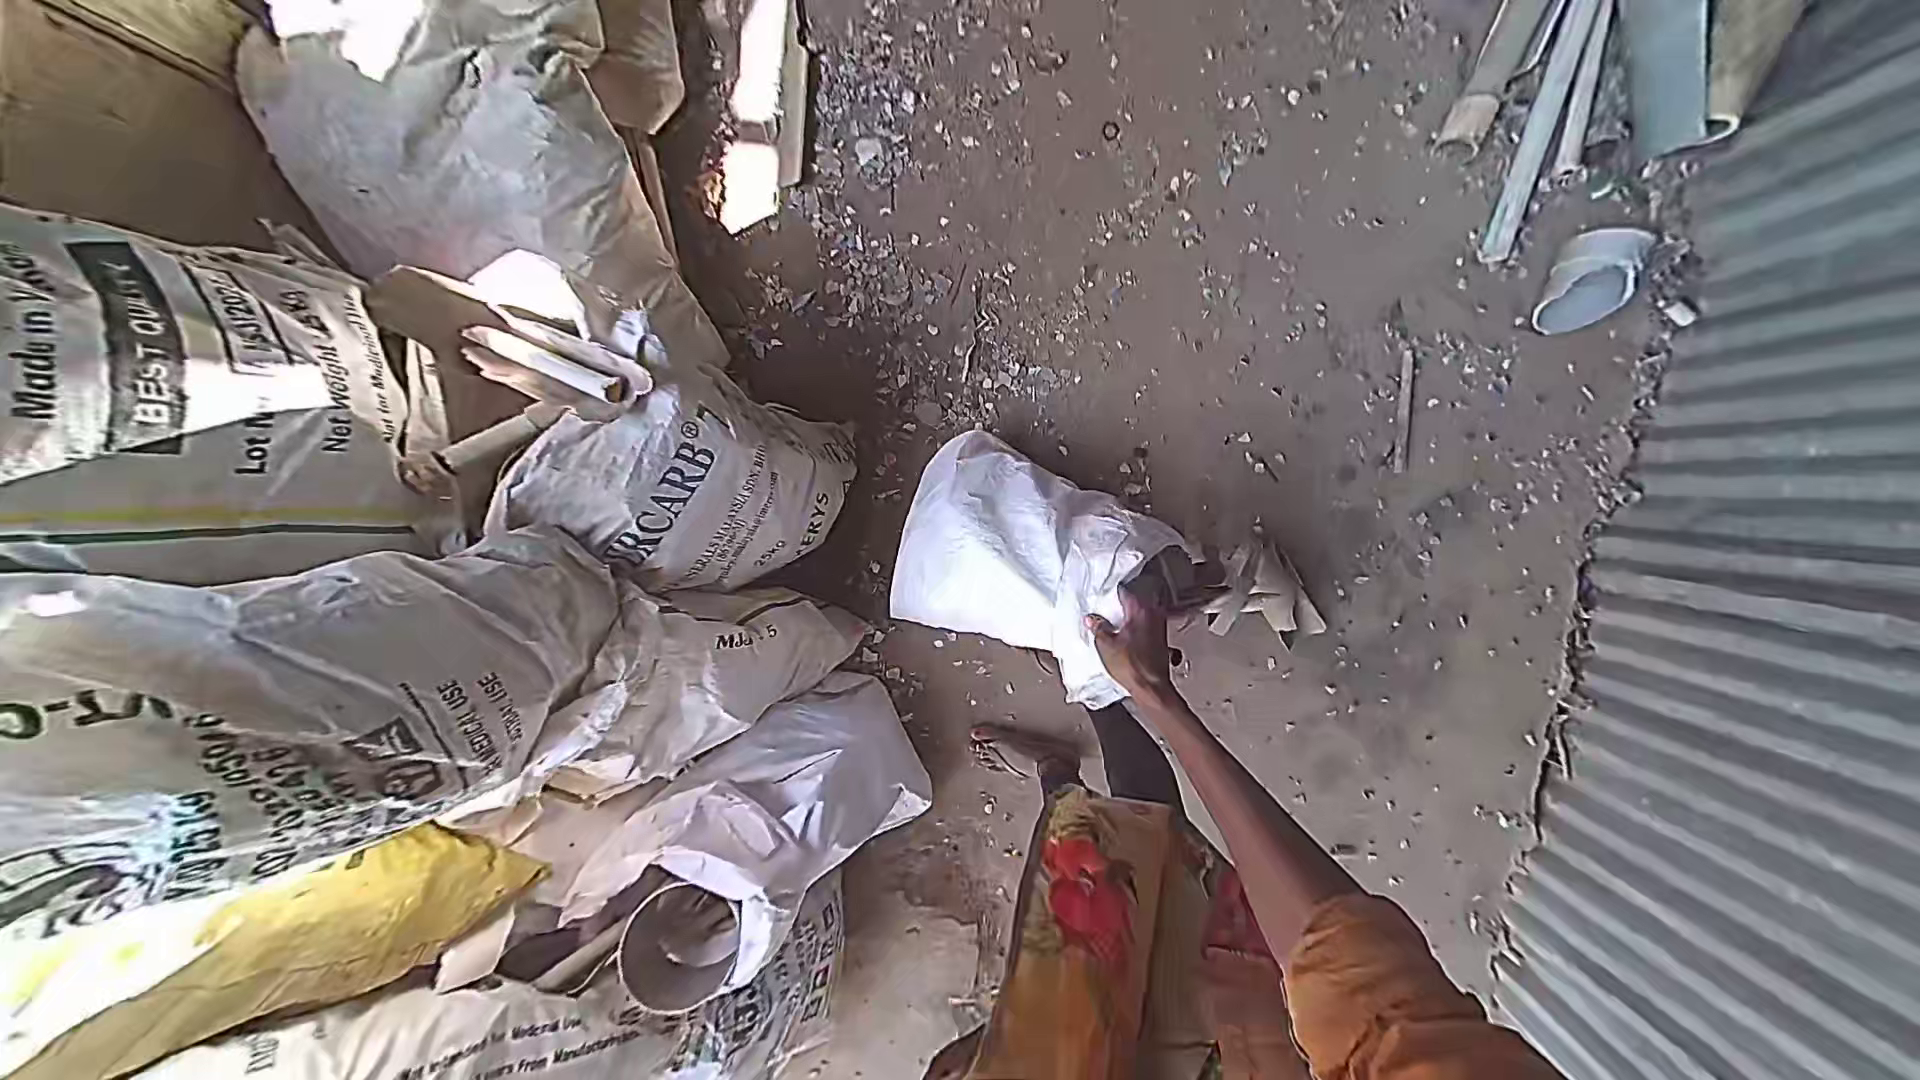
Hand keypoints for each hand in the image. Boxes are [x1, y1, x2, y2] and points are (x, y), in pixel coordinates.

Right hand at [1086, 581, 1176, 701]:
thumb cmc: (1133, 668)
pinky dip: (1135, 627)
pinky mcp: (1160, 639)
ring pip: (1140, 613)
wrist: (1151, 688)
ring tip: (1113, 623)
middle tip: (1105, 609)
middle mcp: (1154, 615)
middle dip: (1119, 605)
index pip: (1124, 592)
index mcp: (1140, 611)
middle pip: (1134, 602)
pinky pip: (1145, 625)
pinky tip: (1124, 636)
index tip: (1102, 597)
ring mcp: (1159, 627)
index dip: (1111, 594)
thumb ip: (1098, 627)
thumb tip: (1093, 620)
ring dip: (1128, 616)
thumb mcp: (1106, 645)